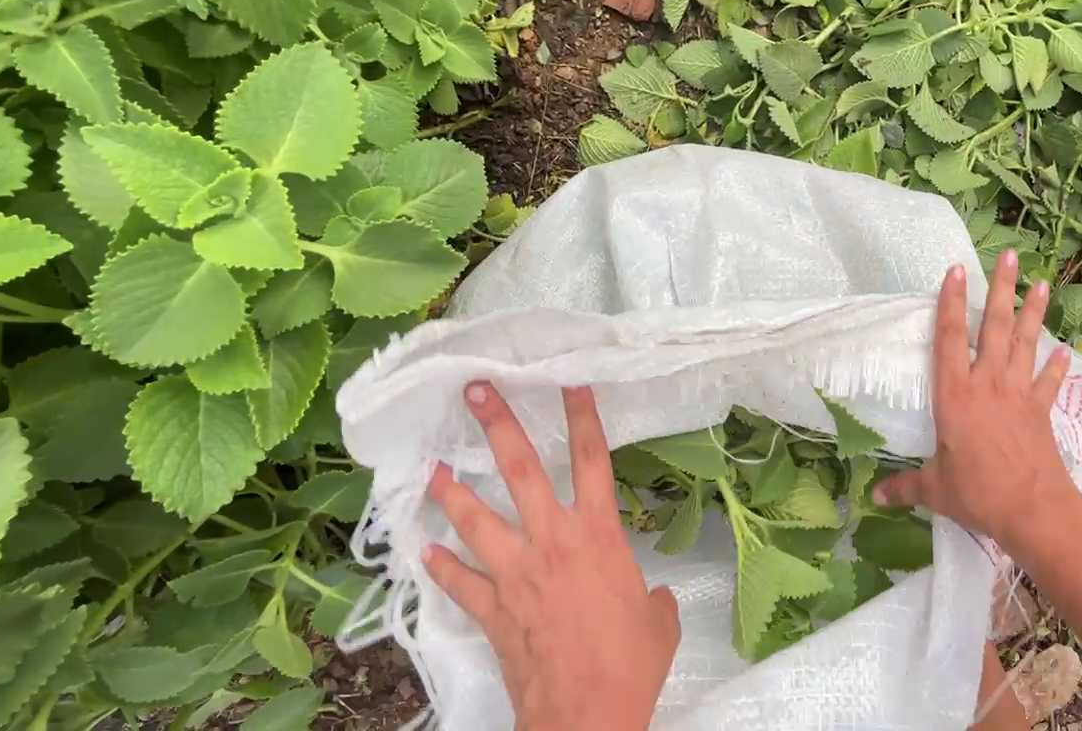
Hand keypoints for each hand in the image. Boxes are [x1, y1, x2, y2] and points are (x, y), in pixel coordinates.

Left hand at [424, 383, 679, 730]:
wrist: (586, 716)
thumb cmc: (631, 661)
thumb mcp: (657, 619)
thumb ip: (653, 597)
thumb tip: (653, 599)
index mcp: (598, 534)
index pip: (592, 460)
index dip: (583, 418)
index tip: (570, 383)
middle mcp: (552, 541)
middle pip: (521, 471)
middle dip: (498, 427)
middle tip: (476, 391)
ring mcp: (515, 573)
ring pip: (475, 520)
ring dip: (451, 494)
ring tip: (431, 470)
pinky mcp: (492, 609)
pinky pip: (459, 582)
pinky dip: (441, 567)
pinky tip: (424, 551)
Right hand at [873, 251, 1079, 555]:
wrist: (1034, 511)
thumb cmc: (978, 493)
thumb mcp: (935, 489)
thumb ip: (905, 486)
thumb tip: (875, 498)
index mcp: (955, 395)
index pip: (949, 339)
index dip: (951, 303)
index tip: (955, 270)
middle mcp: (987, 384)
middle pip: (995, 327)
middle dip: (1000, 289)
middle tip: (1008, 256)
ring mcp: (1018, 394)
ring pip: (1025, 344)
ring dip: (1034, 312)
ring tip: (1041, 283)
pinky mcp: (1041, 411)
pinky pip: (1049, 382)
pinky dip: (1057, 365)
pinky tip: (1065, 349)